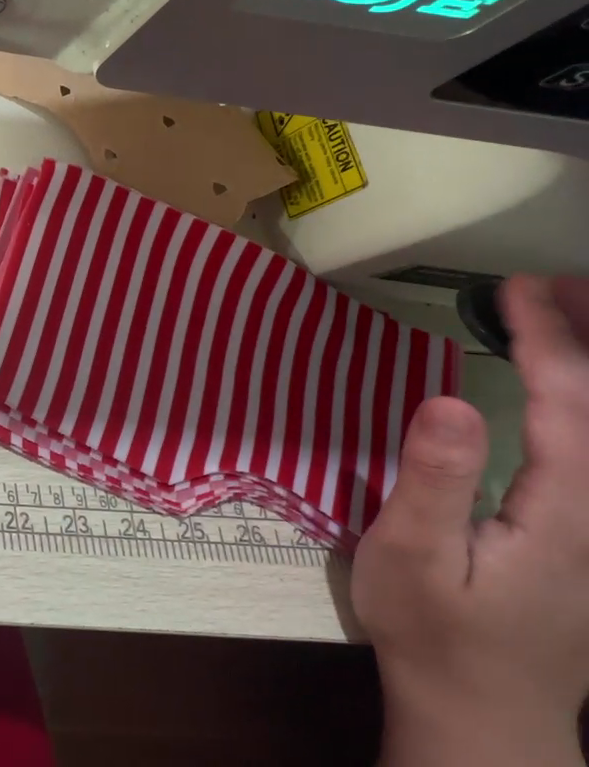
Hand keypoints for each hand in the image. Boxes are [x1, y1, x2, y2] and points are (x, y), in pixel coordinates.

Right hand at [352, 276, 588, 765]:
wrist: (482, 703)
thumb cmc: (432, 626)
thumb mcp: (414, 555)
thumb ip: (435, 481)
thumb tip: (448, 399)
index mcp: (566, 511)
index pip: (568, 407)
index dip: (547, 343)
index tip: (516, 289)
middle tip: (558, 281)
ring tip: (568, 316)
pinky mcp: (588, 534)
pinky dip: (584, 406)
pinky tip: (565, 393)